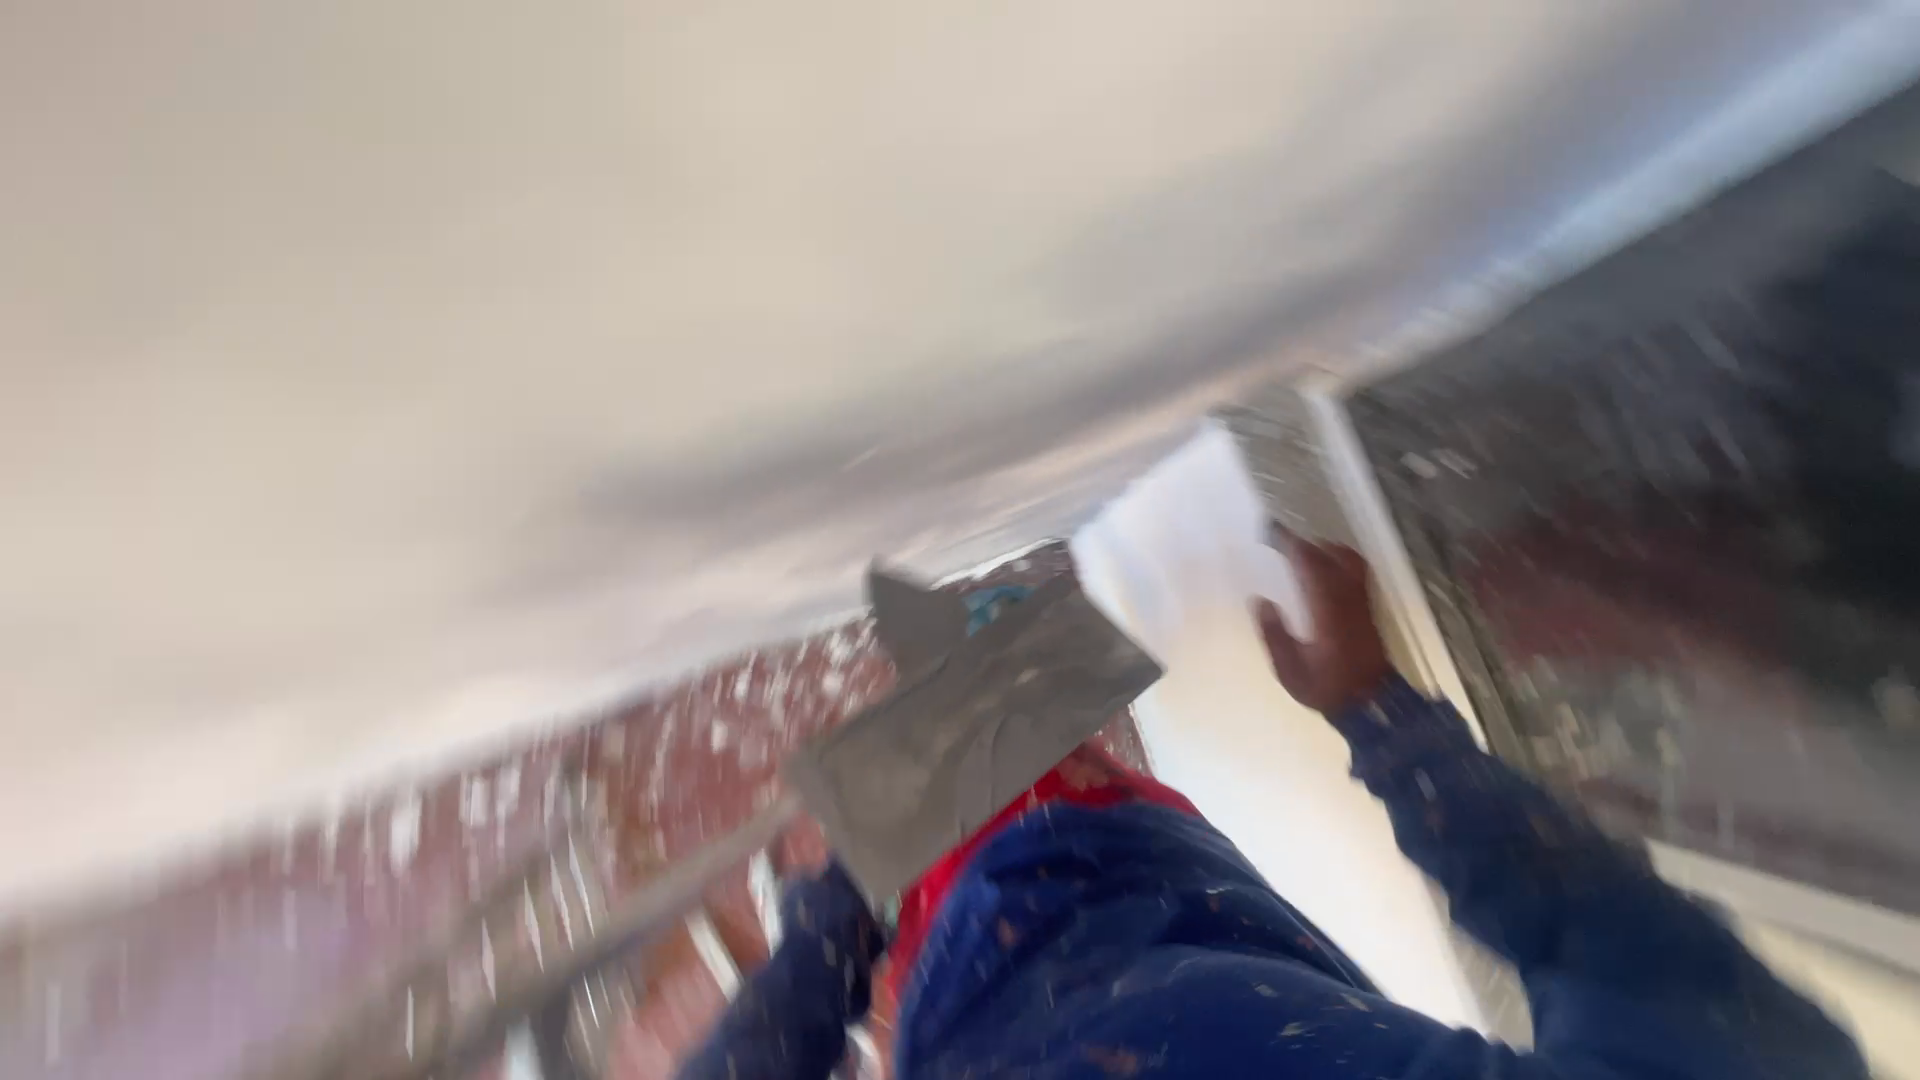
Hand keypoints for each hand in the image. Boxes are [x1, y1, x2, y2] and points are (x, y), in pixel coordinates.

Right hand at [1253, 524, 1394, 712]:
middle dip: (1304, 544)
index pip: (1310, 568)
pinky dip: (1340, 560)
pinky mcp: (1369, 609)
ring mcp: (1363, 603)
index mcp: (1327, 613)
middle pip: (1330, 558)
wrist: (1371, 706)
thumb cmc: (1326, 689)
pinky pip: (1358, 572)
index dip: (1291, 547)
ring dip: (1324, 549)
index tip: (1271, 533)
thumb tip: (1260, 601)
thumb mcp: (1290, 670)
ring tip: (1302, 551)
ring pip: (1349, 561)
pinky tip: (1325, 568)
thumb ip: (1274, 635)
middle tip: (1279, 540)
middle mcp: (1348, 601)